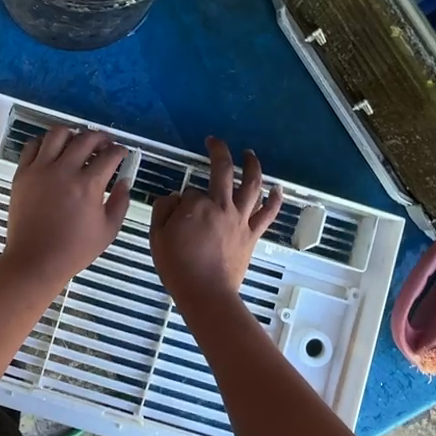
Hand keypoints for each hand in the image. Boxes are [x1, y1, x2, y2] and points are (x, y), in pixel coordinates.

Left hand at [0, 126, 132, 284]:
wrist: (35, 260)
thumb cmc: (74, 250)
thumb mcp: (108, 231)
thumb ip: (120, 202)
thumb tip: (124, 181)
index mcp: (88, 185)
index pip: (109, 155)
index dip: (119, 151)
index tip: (121, 153)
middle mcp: (64, 171)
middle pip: (86, 138)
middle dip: (100, 137)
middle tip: (104, 144)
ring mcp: (40, 170)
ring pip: (57, 134)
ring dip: (72, 133)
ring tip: (77, 141)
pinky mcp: (22, 174)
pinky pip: (32, 146)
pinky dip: (44, 142)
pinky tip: (52, 150)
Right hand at [149, 138, 283, 310]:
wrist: (207, 294)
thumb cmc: (179, 267)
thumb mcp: (157, 238)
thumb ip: (163, 212)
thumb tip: (174, 199)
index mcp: (197, 206)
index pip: (190, 192)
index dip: (182, 201)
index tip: (178, 214)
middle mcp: (222, 206)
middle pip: (223, 171)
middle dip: (219, 152)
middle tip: (214, 141)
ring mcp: (241, 220)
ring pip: (251, 185)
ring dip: (252, 166)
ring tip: (250, 154)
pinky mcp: (252, 234)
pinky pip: (267, 214)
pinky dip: (274, 200)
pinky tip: (278, 190)